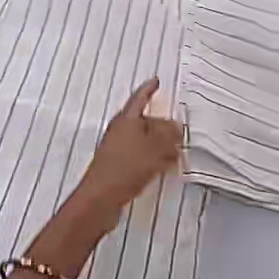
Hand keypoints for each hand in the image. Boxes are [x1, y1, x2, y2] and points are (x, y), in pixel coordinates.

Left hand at [72, 78, 183, 222]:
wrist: (101, 198)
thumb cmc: (127, 167)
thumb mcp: (155, 147)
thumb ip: (168, 133)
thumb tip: (175, 125)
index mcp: (127, 119)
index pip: (139, 98)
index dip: (148, 89)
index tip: (155, 80)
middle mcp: (119, 130)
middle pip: (142, 120)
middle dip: (160, 123)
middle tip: (176, 126)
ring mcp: (116, 148)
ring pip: (142, 139)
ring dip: (158, 143)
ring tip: (175, 149)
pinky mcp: (117, 166)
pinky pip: (139, 155)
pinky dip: (152, 157)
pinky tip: (162, 167)